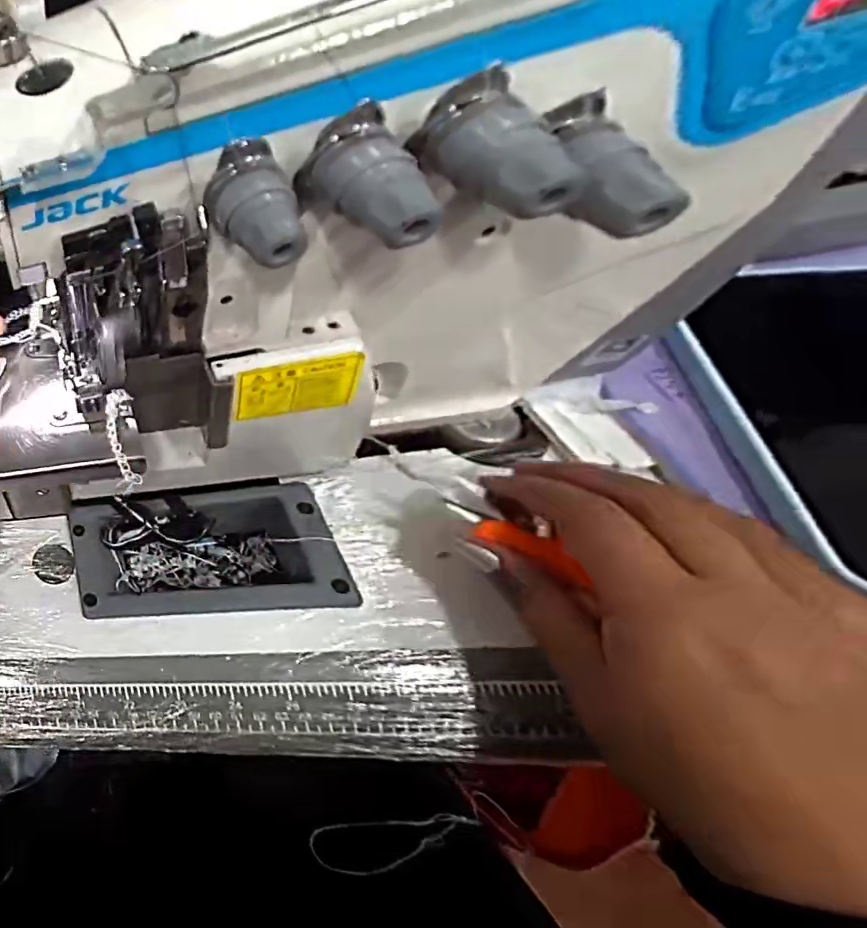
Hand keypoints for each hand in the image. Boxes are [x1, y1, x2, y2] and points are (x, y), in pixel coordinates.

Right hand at [483, 463, 866, 914]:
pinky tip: (687, 537)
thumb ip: (546, 611)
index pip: (592, 519)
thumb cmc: (689, 773)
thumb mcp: (594, 693)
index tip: (501, 486)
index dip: (540, 491)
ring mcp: (814, 601)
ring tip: (604, 497)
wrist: (838, 853)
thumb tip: (500, 553)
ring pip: (719, 514)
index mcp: (668, 611)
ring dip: (649, 494)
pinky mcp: (856, 618)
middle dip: (587, 479)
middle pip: (657, 501)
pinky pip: (772, 546)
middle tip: (539, 478)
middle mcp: (745, 591)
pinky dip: (711, 524)